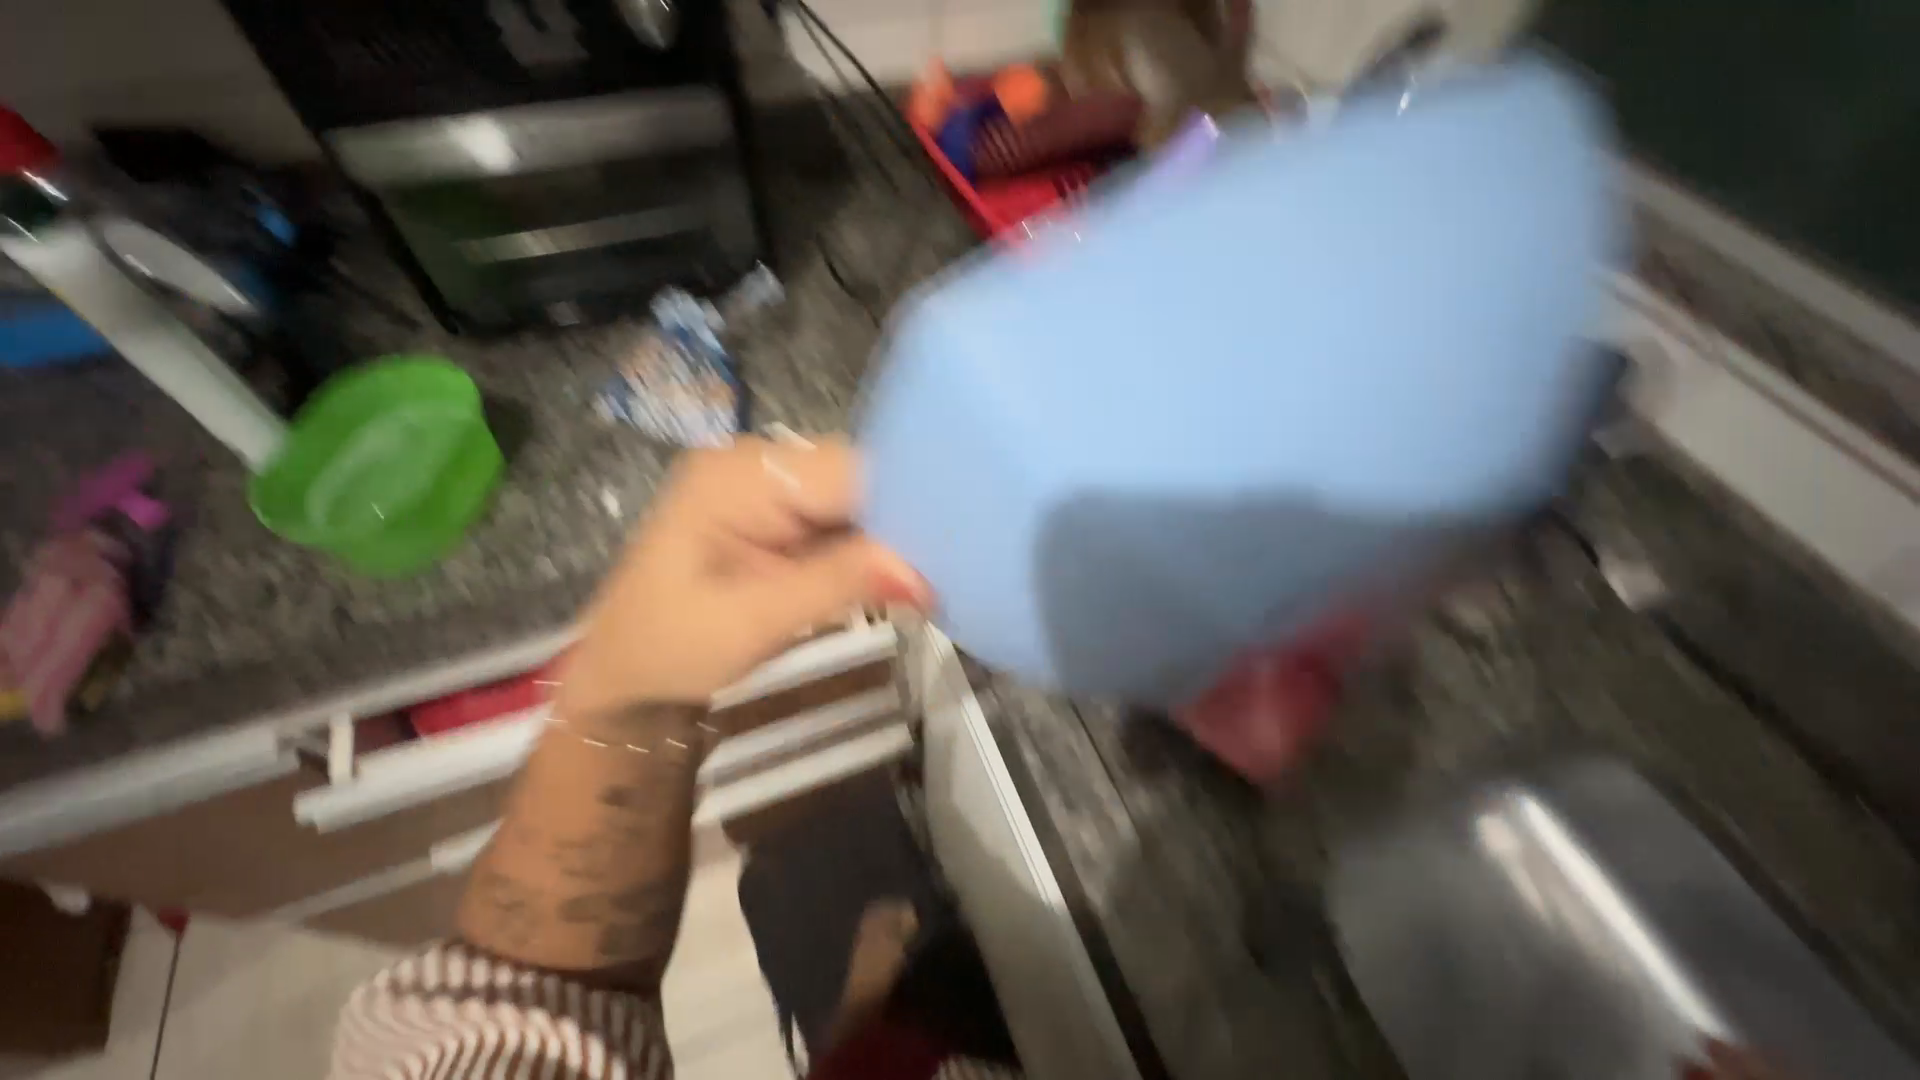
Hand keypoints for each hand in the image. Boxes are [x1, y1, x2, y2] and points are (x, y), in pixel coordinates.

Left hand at [555, 437, 928, 720]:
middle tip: (950, 565)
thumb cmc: (668, 651)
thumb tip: (922, 575)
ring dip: (886, 538)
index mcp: (737, 476)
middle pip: (852, 477)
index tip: (952, 541)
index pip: (842, 469)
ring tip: (934, 571)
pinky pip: (836, 523)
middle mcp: (753, 467)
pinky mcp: (773, 521)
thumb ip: (838, 585)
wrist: (624, 685)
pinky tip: (897, 574)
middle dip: (899, 520)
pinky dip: (866, 551)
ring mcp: (763, 493)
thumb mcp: (754, 620)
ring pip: (852, 500)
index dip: (900, 501)